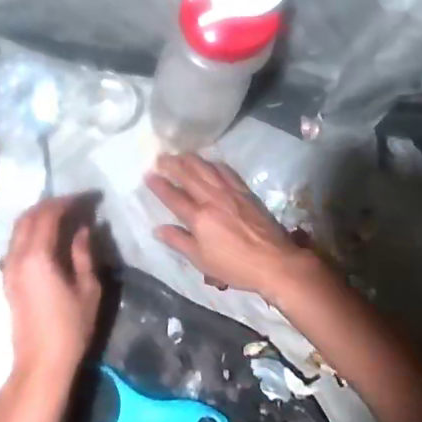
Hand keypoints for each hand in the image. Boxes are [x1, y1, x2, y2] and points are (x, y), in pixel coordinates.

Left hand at [2, 194, 102, 381]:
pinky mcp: (8, 279)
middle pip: (29, 216)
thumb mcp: (88, 289)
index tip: (90, 198)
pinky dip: (32, 231)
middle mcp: (17, 256)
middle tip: (77, 204)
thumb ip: (84, 253)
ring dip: (40, 216)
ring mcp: (8, 268)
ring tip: (65, 217)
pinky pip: (17, 242)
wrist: (40, 365)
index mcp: (37, 255)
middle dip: (52, 204)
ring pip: (19, 228)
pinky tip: (51, 238)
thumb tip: (84, 229)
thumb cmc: (70, 328)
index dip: (69, 201)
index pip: (49, 214)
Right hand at [145, 154, 319, 300]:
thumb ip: (178, 241)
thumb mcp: (201, 261)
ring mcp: (230, 192)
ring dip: (190, 159)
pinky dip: (213, 164)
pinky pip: (226, 170)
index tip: (148, 175)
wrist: (274, 262)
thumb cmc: (234, 266)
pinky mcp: (245, 191)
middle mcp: (212, 199)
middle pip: (188, 174)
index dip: (159, 185)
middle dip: (172, 164)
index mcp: (199, 218)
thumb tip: (158, 229)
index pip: (173, 196)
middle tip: (160, 158)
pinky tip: (209, 163)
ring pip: (206, 168)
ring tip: (180, 155)